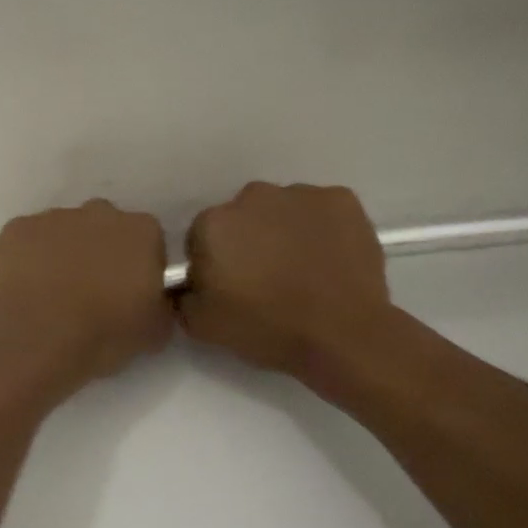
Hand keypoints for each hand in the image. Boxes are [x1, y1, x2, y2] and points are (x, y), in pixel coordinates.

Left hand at [0, 199, 173, 386]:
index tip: (130, 297)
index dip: (140, 271)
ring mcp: (52, 218)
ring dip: (61, 258)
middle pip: (104, 231)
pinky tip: (24, 296)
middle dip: (99, 256)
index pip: (149, 244)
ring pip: (61, 235)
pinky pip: (25, 245)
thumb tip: (154, 303)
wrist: (37, 341)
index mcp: (141, 232)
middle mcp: (98, 212)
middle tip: (90, 297)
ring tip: (51, 301)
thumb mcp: (153, 333)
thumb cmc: (104, 335)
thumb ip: (160, 307)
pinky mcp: (13, 231)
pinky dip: (26, 264)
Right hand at [179, 181, 389, 376]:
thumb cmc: (267, 329)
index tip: (230, 288)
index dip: (214, 265)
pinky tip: (329, 262)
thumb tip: (189, 284)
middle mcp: (254, 196)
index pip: (201, 239)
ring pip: (283, 211)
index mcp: (214, 225)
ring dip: (285, 233)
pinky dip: (321, 231)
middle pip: (242, 218)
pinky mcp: (342, 199)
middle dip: (249, 242)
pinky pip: (321, 213)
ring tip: (302, 272)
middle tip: (266, 280)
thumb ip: (184, 297)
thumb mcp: (203, 327)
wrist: (342, 334)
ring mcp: (302, 194)